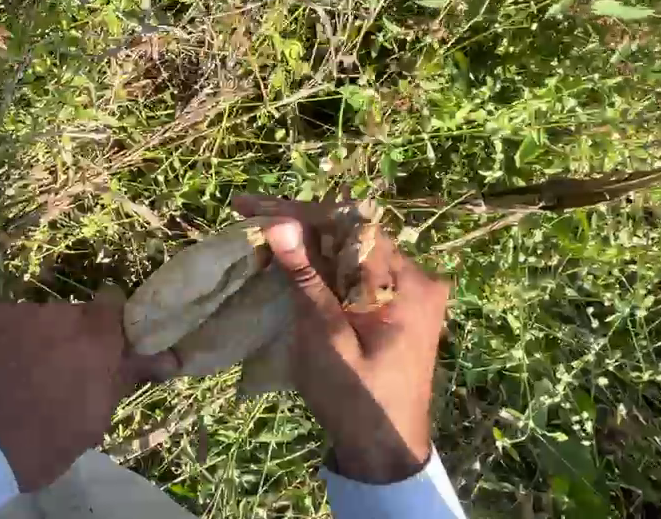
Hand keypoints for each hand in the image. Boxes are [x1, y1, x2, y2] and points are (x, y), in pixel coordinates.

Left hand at [0, 294, 176, 491]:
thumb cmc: (45, 441)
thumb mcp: (95, 418)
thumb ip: (127, 377)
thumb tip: (169, 356)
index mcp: (96, 338)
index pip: (116, 303)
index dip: (115, 324)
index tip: (112, 347)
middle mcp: (64, 314)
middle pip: (81, 314)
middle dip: (81, 336)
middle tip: (71, 371)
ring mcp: (27, 311)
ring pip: (49, 318)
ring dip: (49, 337)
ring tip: (34, 373)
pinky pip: (20, 320)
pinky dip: (19, 337)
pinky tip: (9, 366)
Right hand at [233, 195, 450, 483]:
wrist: (385, 454)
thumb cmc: (356, 400)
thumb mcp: (325, 338)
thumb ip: (306, 279)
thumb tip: (280, 223)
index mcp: (408, 283)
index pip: (347, 225)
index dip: (296, 212)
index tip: (250, 206)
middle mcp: (415, 277)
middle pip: (348, 231)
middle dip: (295, 219)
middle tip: (245, 211)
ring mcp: (407, 289)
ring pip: (348, 245)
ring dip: (304, 237)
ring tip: (257, 226)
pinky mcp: (394, 302)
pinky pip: (353, 266)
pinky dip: (319, 259)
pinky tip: (286, 253)